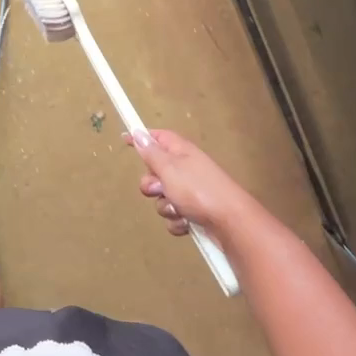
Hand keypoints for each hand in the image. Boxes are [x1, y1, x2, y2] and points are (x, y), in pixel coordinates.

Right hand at [127, 129, 251, 238]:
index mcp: (181, 152)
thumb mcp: (169, 169)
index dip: (143, 138)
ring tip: (178, 209)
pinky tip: (186, 223)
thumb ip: (152, 153)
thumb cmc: (198, 190)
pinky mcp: (194, 212)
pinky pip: (173, 215)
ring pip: (162, 197)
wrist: (229, 222)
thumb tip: (138, 133)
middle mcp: (185, 169)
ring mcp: (190, 191)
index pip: (159, 137)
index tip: (125, 139)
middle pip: (155, 172)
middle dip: (151, 185)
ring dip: (165, 206)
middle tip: (159, 189)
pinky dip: (176, 220)